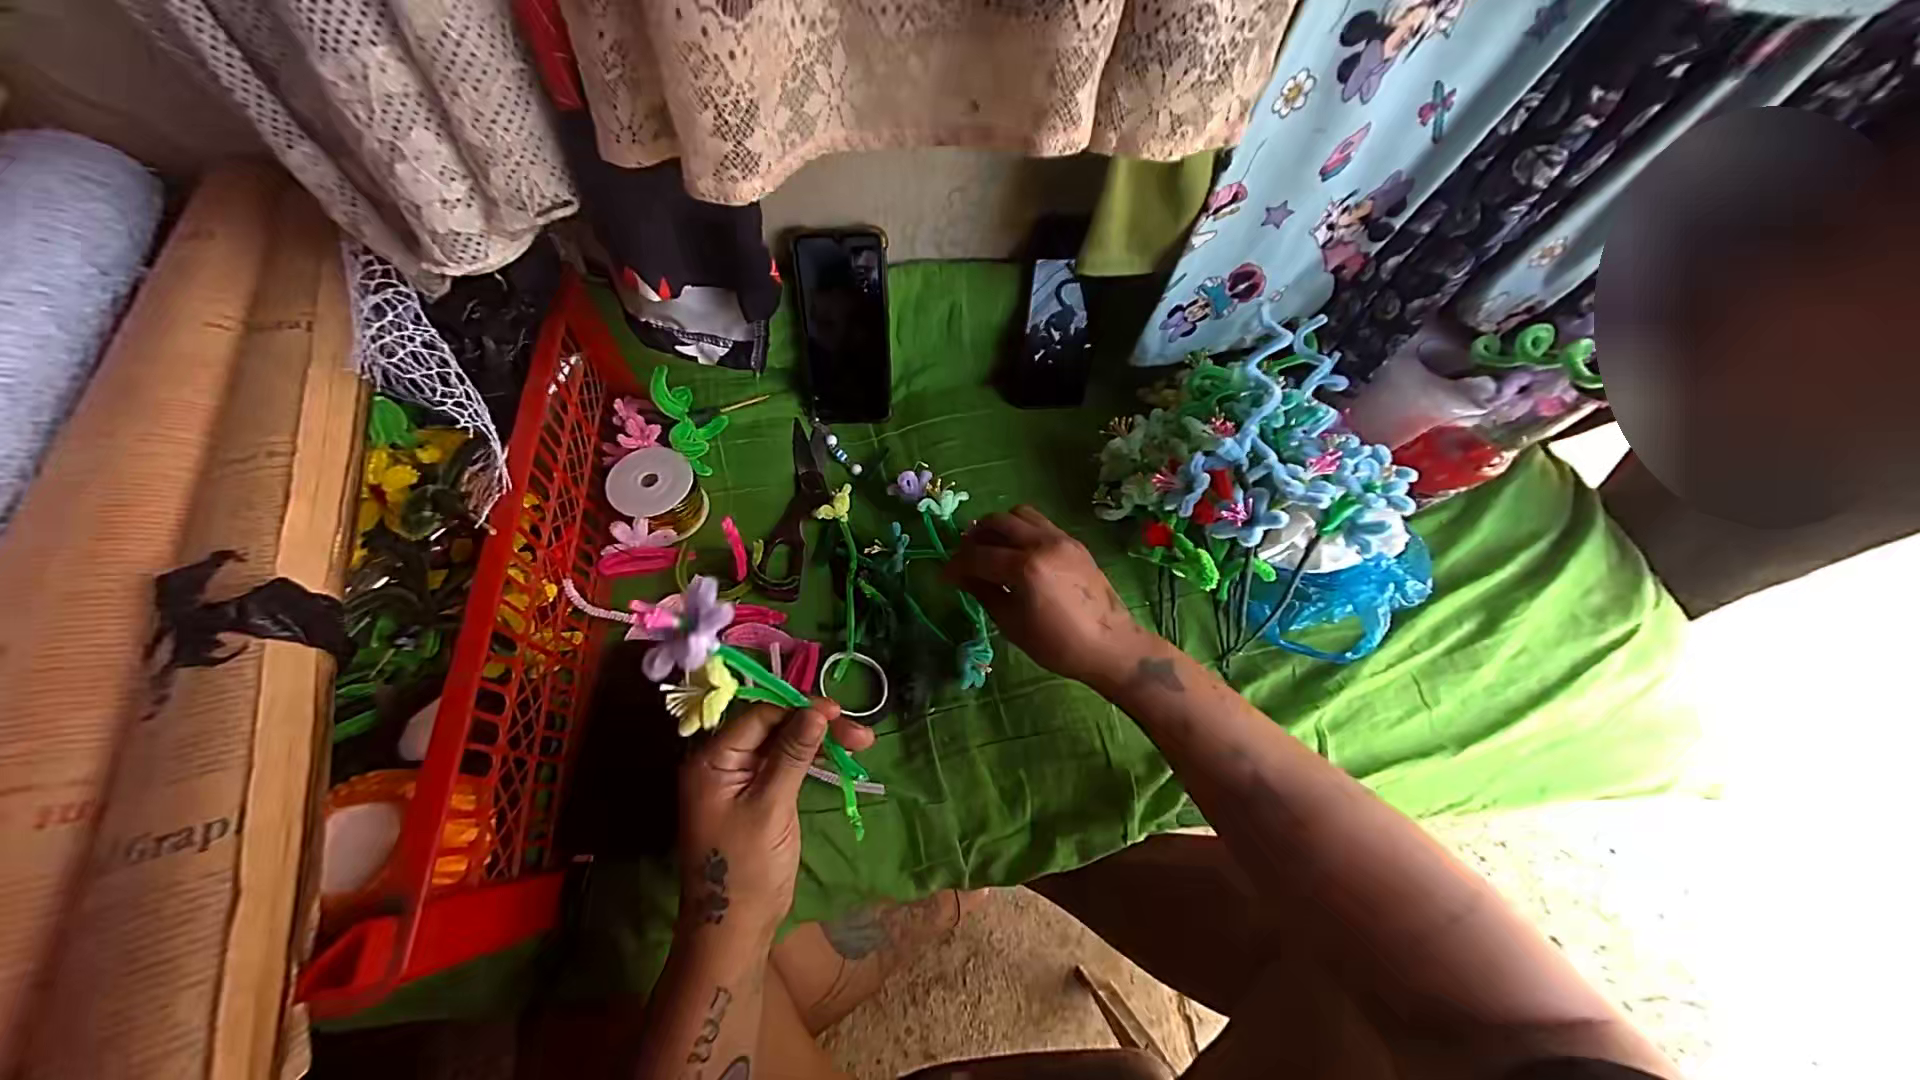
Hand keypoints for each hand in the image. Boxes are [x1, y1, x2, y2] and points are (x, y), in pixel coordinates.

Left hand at [677, 698, 874, 939]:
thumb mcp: (770, 806)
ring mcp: (741, 779)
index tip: (838, 712)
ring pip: (785, 743)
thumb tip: (816, 711)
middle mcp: (723, 763)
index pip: (760, 716)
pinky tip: (839, 756)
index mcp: (712, 760)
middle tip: (859, 733)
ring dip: (821, 741)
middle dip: (817, 725)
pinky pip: (786, 763)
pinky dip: (812, 758)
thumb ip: (792, 754)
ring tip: (861, 741)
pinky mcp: (758, 794)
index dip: (800, 709)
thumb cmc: (746, 868)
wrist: (735, 929)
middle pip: (775, 727)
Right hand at [943, 504, 1158, 686]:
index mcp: (1025, 567)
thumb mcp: (1012, 623)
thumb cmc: (1058, 645)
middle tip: (966, 558)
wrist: (1110, 646)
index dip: (956, 565)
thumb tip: (960, 575)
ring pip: (1019, 514)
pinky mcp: (1073, 542)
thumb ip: (984, 592)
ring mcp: (1060, 539)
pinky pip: (1039, 522)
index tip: (945, 575)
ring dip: (999, 527)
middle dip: (974, 537)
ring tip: (991, 549)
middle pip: (997, 522)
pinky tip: (1017, 552)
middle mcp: (1042, 543)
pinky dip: (1021, 529)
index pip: (979, 556)